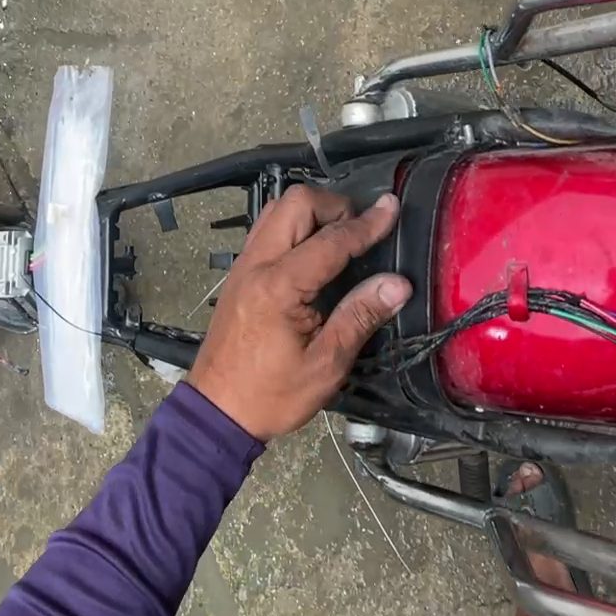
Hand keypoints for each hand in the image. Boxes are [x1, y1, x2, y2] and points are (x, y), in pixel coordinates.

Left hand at [188, 186, 411, 441]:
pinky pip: (268, 229)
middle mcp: (255, 265)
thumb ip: (360, 316)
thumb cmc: (270, 395)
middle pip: (296, 203)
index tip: (392, 208)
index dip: (367, 223)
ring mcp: (243, 266)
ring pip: (278, 210)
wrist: (217, 411)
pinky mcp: (239, 274)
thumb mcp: (325, 364)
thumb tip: (397, 284)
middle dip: (335, 206)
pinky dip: (295, 227)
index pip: (331, 240)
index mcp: (278, 286)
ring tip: (341, 238)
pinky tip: (314, 252)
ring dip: (313, 213)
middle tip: (362, 230)